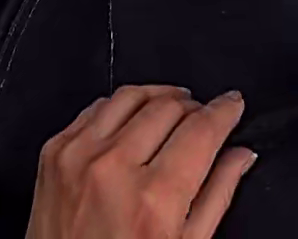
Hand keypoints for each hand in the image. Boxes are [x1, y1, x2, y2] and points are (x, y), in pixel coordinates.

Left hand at [27, 85, 256, 238]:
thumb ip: (217, 196)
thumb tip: (242, 152)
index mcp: (153, 202)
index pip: (202, 129)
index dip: (225, 110)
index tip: (233, 103)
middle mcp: (115, 169)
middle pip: (171, 105)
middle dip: (194, 108)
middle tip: (202, 120)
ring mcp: (79, 155)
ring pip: (134, 95)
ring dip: (159, 98)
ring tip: (172, 110)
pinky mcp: (55, 151)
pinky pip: (98, 106)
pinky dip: (122, 108)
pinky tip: (132, 123)